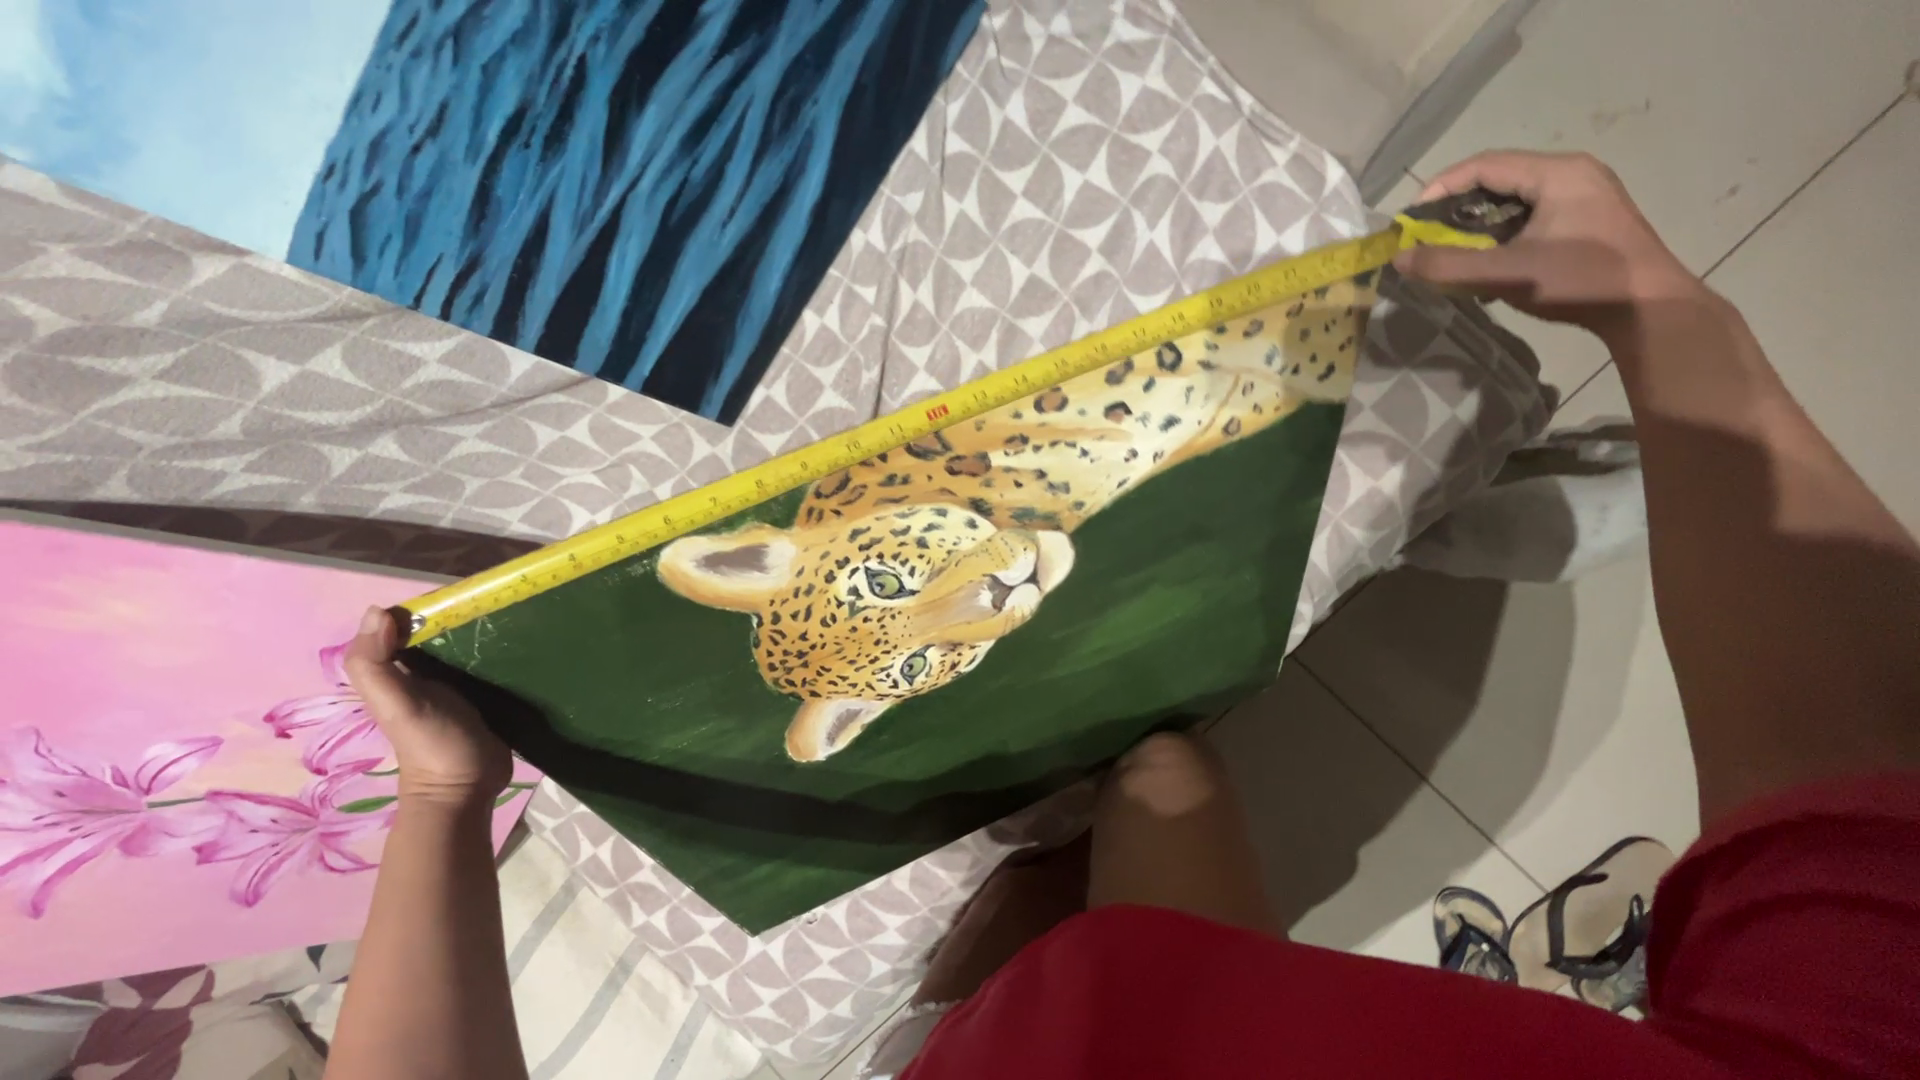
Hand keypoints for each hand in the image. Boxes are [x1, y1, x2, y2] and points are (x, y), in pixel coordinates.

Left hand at [343, 606, 511, 808]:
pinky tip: (528, 642)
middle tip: (502, 601)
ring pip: (472, 644)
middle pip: (445, 631)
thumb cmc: (430, 745)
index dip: (429, 606)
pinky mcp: (492, 694)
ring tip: (521, 615)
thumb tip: (377, 610)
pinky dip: (507, 651)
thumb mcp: (395, 704)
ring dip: (491, 630)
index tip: (465, 593)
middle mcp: (429, 672)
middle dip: (467, 614)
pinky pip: (496, 662)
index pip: (409, 625)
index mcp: (402, 669)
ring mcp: (463, 683)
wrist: (467, 789)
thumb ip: (375, 664)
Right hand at [1393, 151, 1708, 340]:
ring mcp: (1584, 194)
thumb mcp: (1505, 274)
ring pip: (1513, 198)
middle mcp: (1572, 173)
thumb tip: (1398, 258)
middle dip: (1456, 208)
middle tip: (1427, 237)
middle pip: (1498, 179)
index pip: (1485, 165)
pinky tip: (1488, 259)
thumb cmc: (1578, 281)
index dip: (1440, 188)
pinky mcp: (1587, 217)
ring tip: (1453, 251)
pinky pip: (1530, 214)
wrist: (1646, 308)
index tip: (1411, 220)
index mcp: (1557, 173)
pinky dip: (1500, 232)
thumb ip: (1447, 265)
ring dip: (1477, 223)